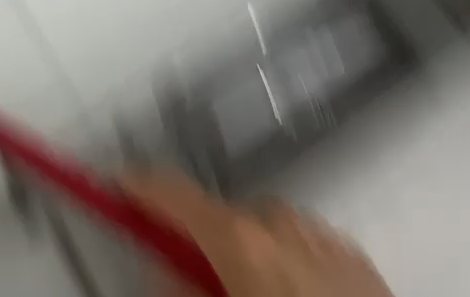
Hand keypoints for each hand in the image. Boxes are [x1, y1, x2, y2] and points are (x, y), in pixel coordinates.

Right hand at [125, 171, 391, 296]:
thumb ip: (179, 291)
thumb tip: (163, 273)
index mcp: (239, 237)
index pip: (166, 190)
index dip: (132, 184)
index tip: (111, 184)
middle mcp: (279, 222)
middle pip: (216, 217)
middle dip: (199, 245)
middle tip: (197, 284)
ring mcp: (322, 236)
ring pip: (262, 231)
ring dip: (247, 257)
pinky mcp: (358, 260)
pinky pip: (303, 248)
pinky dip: (288, 266)